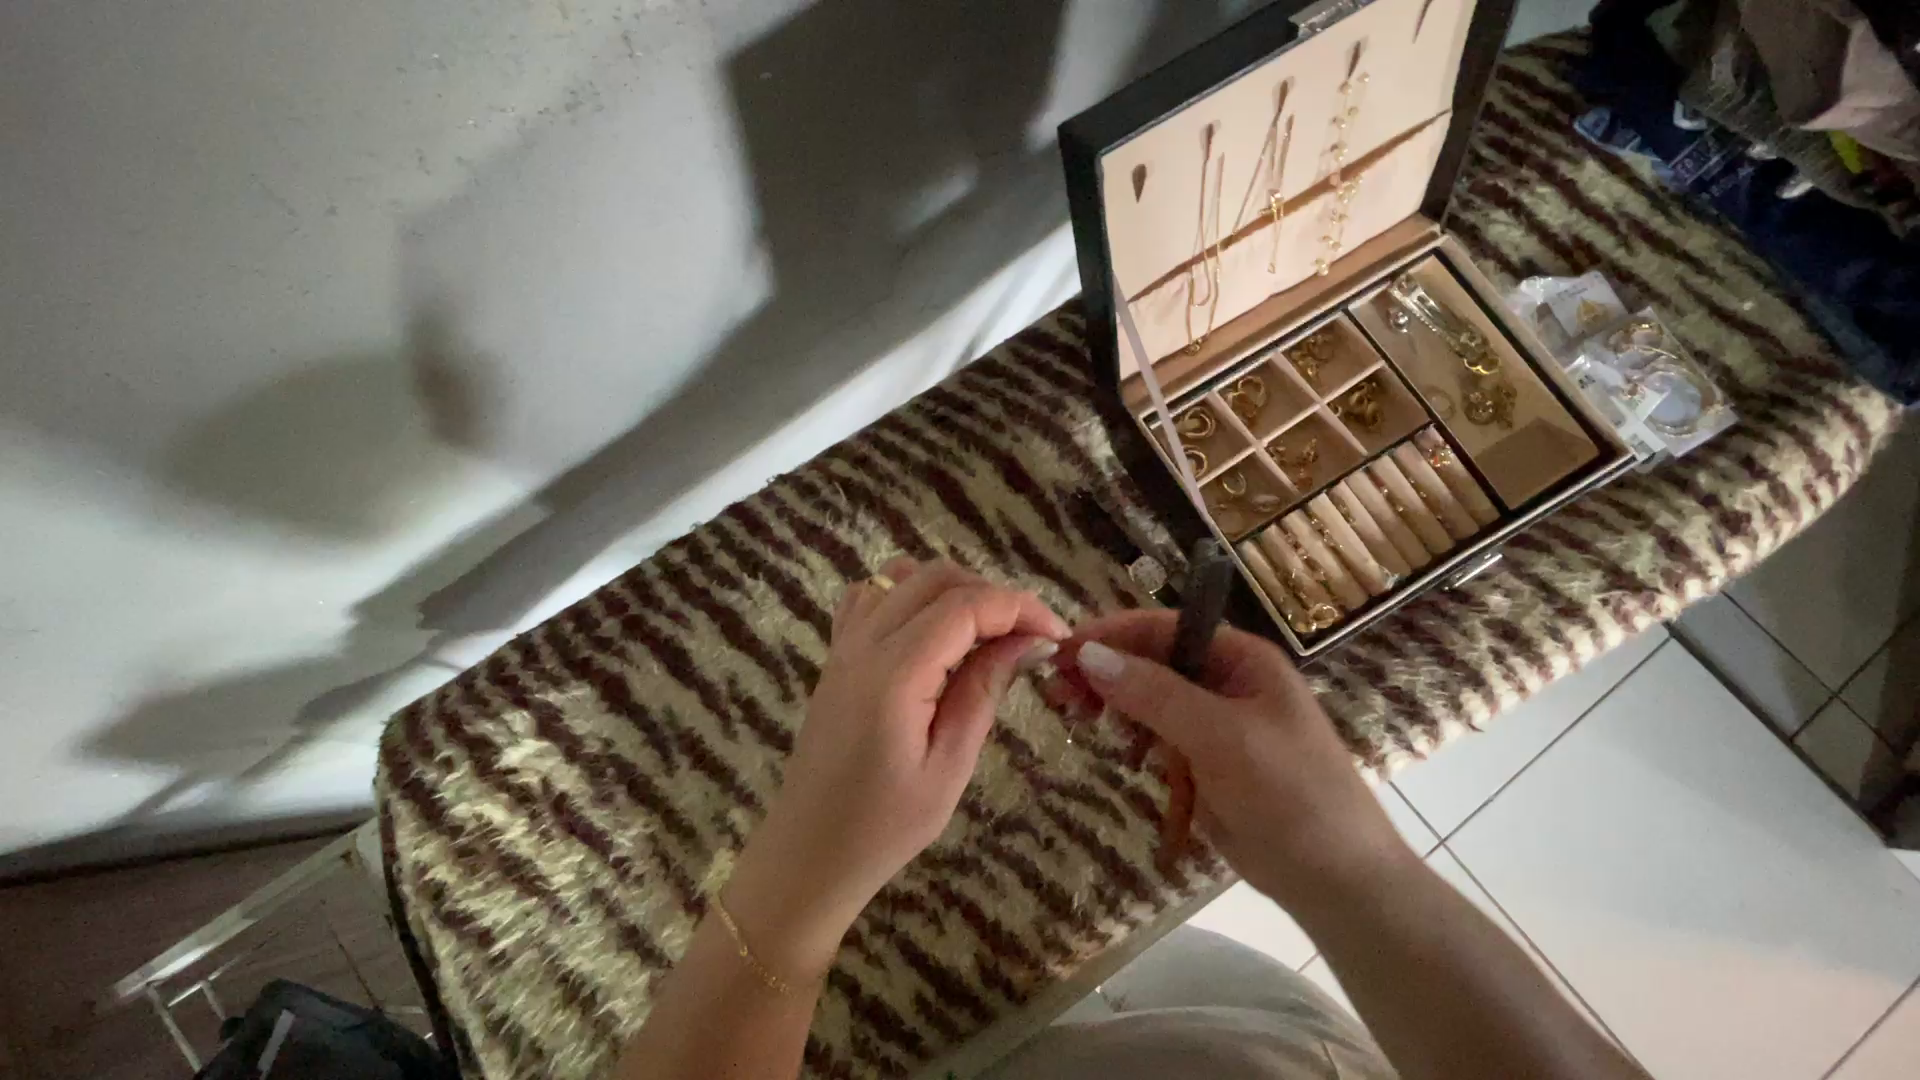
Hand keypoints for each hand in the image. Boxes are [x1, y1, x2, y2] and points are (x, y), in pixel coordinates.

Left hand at [726, 558, 1067, 978]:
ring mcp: (844, 644)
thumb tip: (1029, 641)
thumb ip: (985, 690)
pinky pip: (871, 596)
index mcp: (894, 673)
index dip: (1019, 608)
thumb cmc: (885, 825)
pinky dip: (909, 594)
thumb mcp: (949, 766)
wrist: (809, 852)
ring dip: (952, 589)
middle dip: (991, 594)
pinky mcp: (836, 655)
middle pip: (935, 578)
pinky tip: (931, 630)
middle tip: (1028, 636)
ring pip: (903, 576)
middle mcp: (864, 642)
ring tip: (986, 631)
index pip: (966, 606)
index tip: (1056, 635)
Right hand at [1064, 610, 1414, 910]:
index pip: (1164, 628)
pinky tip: (1115, 750)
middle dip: (1105, 671)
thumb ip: (1154, 694)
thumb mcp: (1221, 736)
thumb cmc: (1289, 793)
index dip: (1111, 635)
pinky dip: (1132, 737)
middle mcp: (1225, 681)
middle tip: (1057, 692)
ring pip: (1149, 698)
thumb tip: (1088, 655)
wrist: (1336, 881)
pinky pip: (1157, 736)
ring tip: (1074, 717)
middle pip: (1151, 660)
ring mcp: (1214, 723)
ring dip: (1113, 703)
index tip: (1062, 652)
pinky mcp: (1204, 761)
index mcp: (1240, 659)